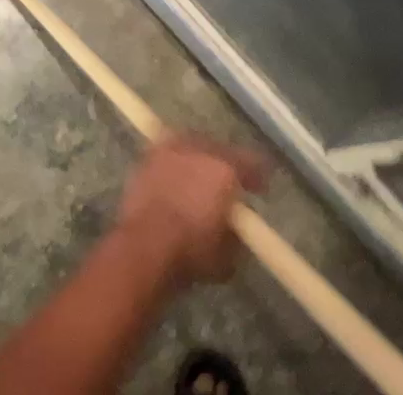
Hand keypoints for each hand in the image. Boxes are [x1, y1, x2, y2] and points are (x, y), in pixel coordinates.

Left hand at [116, 137, 267, 286]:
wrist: (142, 247)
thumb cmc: (190, 251)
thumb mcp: (227, 256)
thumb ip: (236, 235)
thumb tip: (235, 230)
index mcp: (226, 169)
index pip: (251, 162)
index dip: (258, 175)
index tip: (260, 188)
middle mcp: (200, 151)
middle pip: (220, 150)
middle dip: (227, 164)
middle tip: (228, 182)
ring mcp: (171, 151)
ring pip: (192, 146)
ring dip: (199, 159)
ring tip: (199, 177)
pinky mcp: (146, 159)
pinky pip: (167, 154)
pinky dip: (174, 164)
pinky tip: (173, 179)